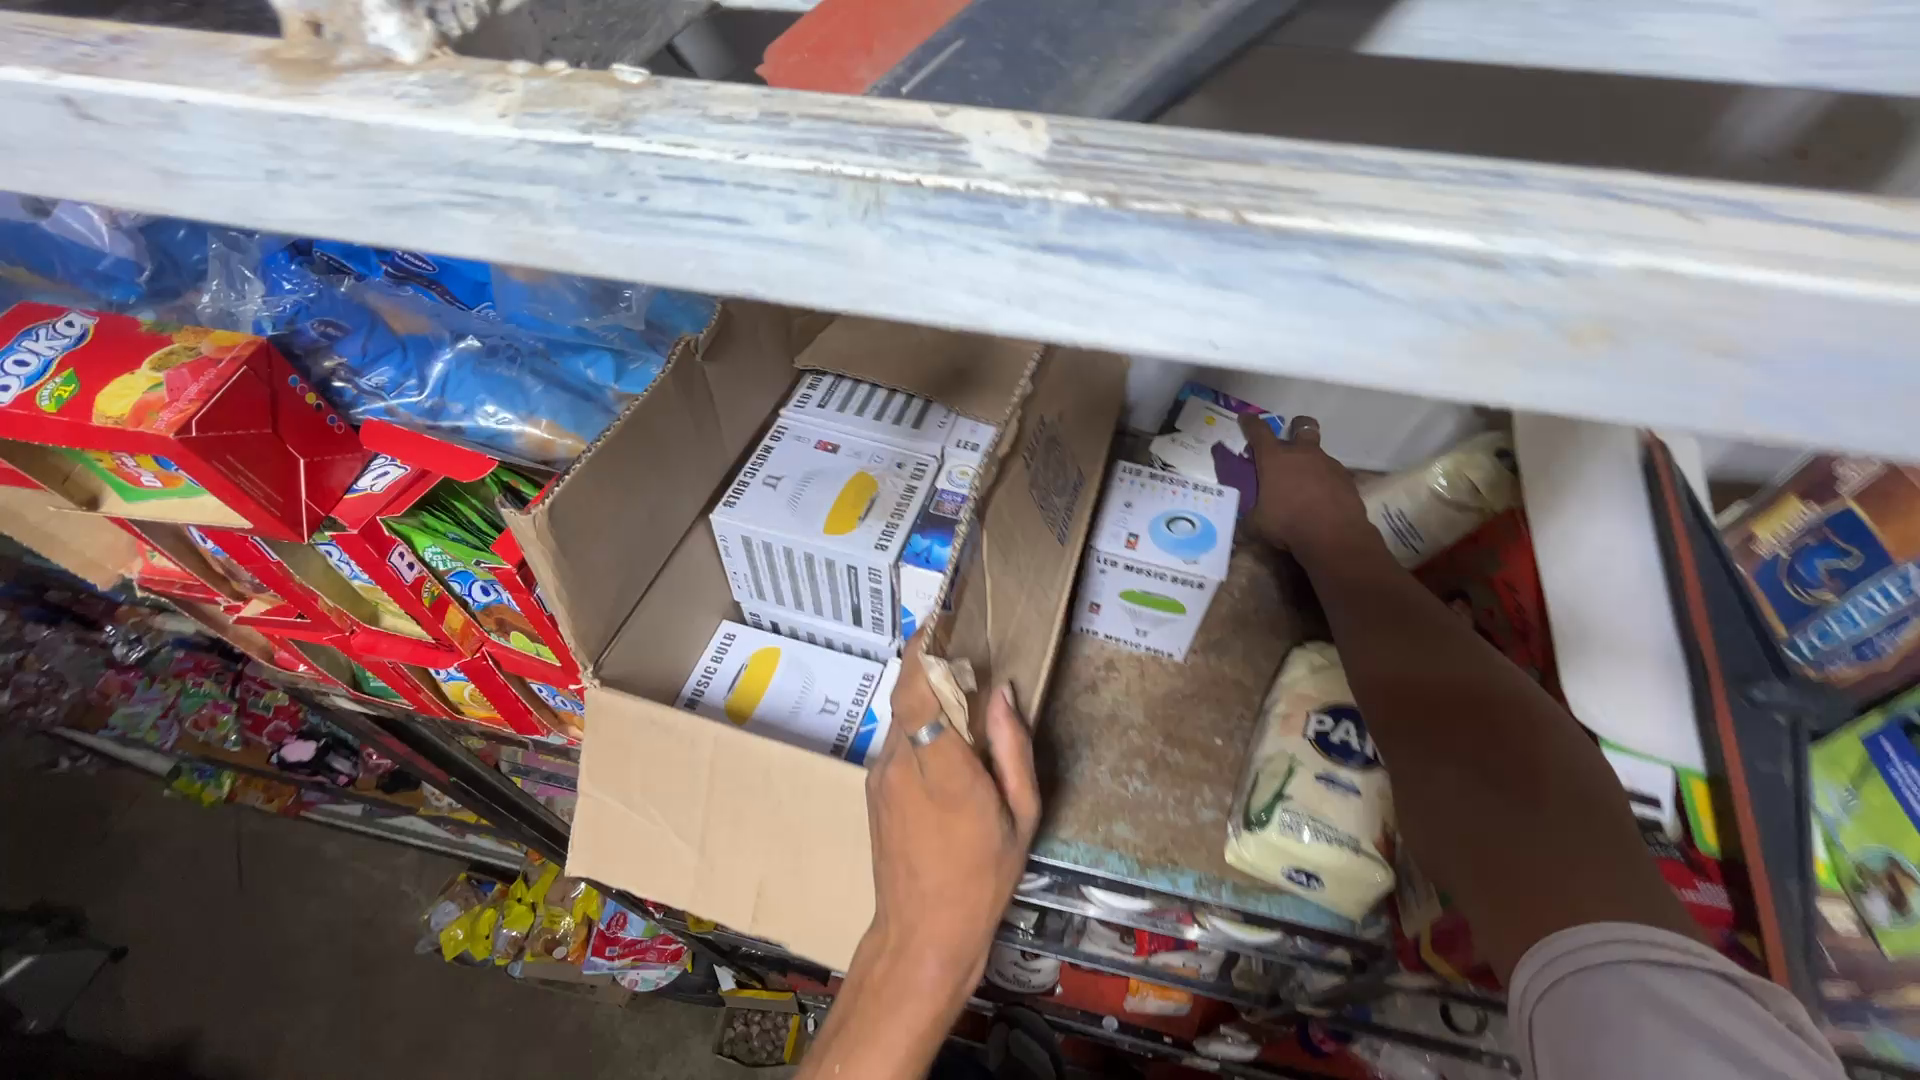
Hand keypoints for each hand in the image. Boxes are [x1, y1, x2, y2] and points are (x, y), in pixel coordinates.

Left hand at [857, 646, 1040, 1009]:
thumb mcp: (1021, 816)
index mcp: (943, 769)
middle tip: (960, 647)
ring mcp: (880, 775)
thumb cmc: (983, 877)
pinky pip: (896, 739)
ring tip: (959, 691)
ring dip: (924, 695)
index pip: (919, 692)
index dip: (923, 652)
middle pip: (906, 694)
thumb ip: (1013, 749)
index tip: (940, 622)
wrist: (922, 932)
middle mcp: (901, 763)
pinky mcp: (873, 787)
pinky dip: (918, 723)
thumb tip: (1003, 693)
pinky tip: (944, 738)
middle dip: (927, 664)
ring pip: (900, 715)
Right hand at [1238, 413, 1374, 560]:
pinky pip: (1332, 474)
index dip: (1250, 423)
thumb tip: (1245, 524)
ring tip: (1304, 486)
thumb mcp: (1257, 524)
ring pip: (1318, 454)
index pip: (1259, 432)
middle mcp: (1303, 454)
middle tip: (1291, 440)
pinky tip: (1321, 500)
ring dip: (1310, 463)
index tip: (1246, 418)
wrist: (1334, 535)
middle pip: (1303, 426)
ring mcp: (1328, 464)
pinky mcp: (1346, 479)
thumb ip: (1250, 517)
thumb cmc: (1288, 523)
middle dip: (1296, 426)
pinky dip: (1325, 482)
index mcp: (1275, 459)